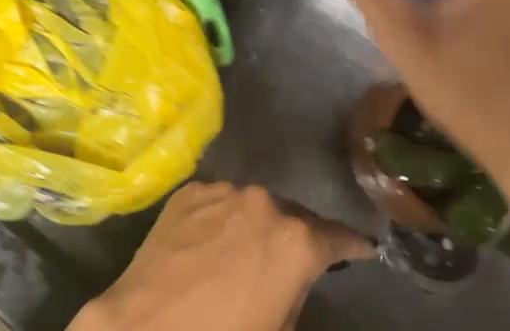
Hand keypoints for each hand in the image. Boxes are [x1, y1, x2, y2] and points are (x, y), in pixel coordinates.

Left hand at [70, 181, 373, 330]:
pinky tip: (210, 244)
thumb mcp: (279, 324)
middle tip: (290, 260)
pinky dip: (221, 220)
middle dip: (295, 236)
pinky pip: (217, 204)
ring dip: (255, 225)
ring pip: (252, 207)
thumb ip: (298, 288)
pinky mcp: (188, 191)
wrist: (147, 323)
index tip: (362, 247)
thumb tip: (297, 274)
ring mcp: (223, 192)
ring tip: (243, 253)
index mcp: (296, 240)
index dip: (352, 245)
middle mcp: (264, 203)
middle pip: (292, 217)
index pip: (338, 237)